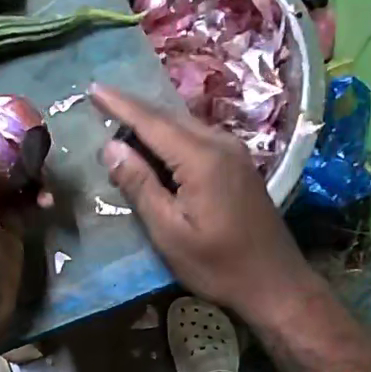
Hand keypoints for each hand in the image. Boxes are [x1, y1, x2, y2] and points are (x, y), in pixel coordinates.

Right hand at [91, 85, 315, 322]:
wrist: (276, 284)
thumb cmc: (218, 265)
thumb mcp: (169, 232)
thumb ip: (140, 186)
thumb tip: (111, 147)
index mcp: (202, 158)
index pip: (152, 121)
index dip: (120, 104)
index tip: (93, 87)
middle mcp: (220, 144)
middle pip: (169, 117)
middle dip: (133, 108)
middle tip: (100, 101)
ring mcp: (234, 152)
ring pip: (184, 125)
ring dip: (151, 123)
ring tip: (119, 121)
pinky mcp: (239, 164)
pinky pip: (197, 137)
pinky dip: (170, 137)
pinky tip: (154, 146)